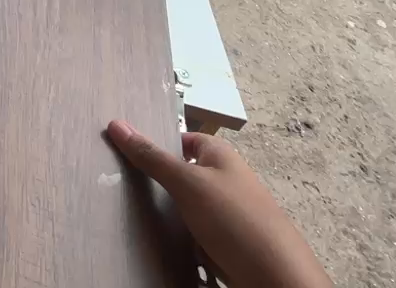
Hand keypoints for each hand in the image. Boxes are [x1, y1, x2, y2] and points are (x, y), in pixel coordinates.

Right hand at [107, 121, 331, 287]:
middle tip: (119, 181)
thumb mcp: (188, 183)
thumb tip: (116, 124)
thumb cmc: (236, 222)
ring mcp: (226, 216)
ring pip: (184, 207)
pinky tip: (157, 240)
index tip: (123, 148)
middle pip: (180, 173)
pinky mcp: (225, 246)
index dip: (156, 142)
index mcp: (220, 156)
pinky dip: (177, 237)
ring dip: (165, 212)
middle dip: (155, 180)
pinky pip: (192, 235)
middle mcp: (224, 181)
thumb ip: (151, 157)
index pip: (181, 139)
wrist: (279, 284)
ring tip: (129, 211)